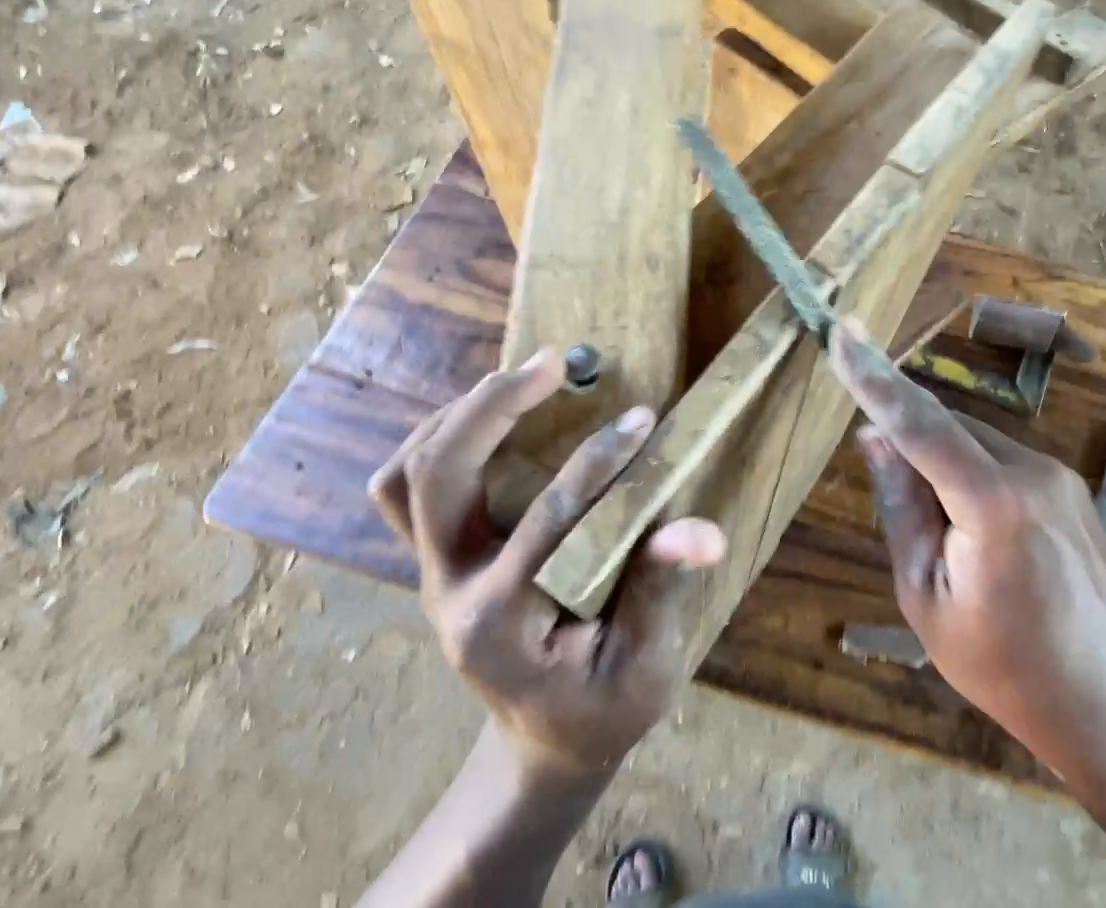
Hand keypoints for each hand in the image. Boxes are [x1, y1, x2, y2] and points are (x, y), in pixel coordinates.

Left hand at [369, 349, 725, 778]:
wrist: (546, 742)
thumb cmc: (603, 709)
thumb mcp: (645, 664)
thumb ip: (659, 590)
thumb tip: (700, 532)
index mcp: (504, 623)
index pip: (548, 521)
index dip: (599, 462)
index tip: (641, 418)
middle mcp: (451, 593)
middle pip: (438, 478)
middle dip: (493, 409)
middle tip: (550, 363)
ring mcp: (432, 578)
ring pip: (406, 476)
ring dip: (459, 416)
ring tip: (520, 379)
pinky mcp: (435, 565)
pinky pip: (407, 490)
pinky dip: (440, 442)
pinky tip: (490, 421)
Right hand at [826, 320, 1105, 797]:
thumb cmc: (1003, 665)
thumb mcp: (926, 595)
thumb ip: (901, 507)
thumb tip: (875, 439)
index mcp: (992, 501)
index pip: (919, 421)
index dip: (874, 377)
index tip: (843, 332)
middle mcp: (1033, 470)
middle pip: (949, 427)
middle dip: (908, 441)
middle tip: (890, 496)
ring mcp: (1061, 478)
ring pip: (977, 443)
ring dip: (941, 465)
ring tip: (944, 543)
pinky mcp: (1072, 491)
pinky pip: (1004, 463)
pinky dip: (971, 479)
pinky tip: (976, 540)